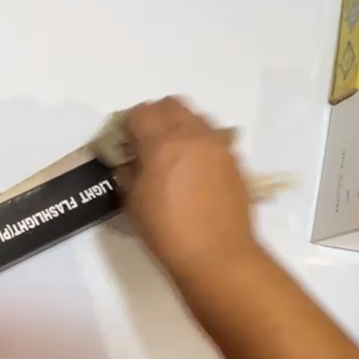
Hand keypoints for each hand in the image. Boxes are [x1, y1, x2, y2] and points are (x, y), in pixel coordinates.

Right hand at [115, 97, 262, 273]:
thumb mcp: (133, 202)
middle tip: (145, 146)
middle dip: (154, 119)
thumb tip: (129, 162)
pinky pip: (212, 137)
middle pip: (170, 105)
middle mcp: (192, 134)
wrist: (217, 254)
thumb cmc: (166, 231)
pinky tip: (193, 172)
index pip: (140, 113)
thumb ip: (128, 173)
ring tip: (171, 158)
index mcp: (161, 142)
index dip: (127, 126)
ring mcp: (218, 144)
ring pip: (195, 117)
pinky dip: (198, 144)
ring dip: (178, 128)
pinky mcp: (234, 159)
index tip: (123, 146)